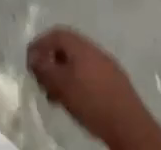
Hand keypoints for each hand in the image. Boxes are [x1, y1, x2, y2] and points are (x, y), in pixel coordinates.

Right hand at [27, 28, 160, 149]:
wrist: (130, 126)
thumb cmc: (90, 101)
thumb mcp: (60, 84)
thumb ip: (43, 68)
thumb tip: (33, 57)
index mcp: (81, 46)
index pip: (56, 33)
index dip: (40, 44)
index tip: (30, 62)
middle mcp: (96, 50)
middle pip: (67, 48)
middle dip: (52, 62)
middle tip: (43, 81)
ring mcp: (109, 66)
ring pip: (79, 63)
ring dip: (64, 74)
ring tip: (57, 94)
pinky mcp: (117, 82)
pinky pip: (91, 74)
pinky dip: (78, 82)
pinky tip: (76, 99)